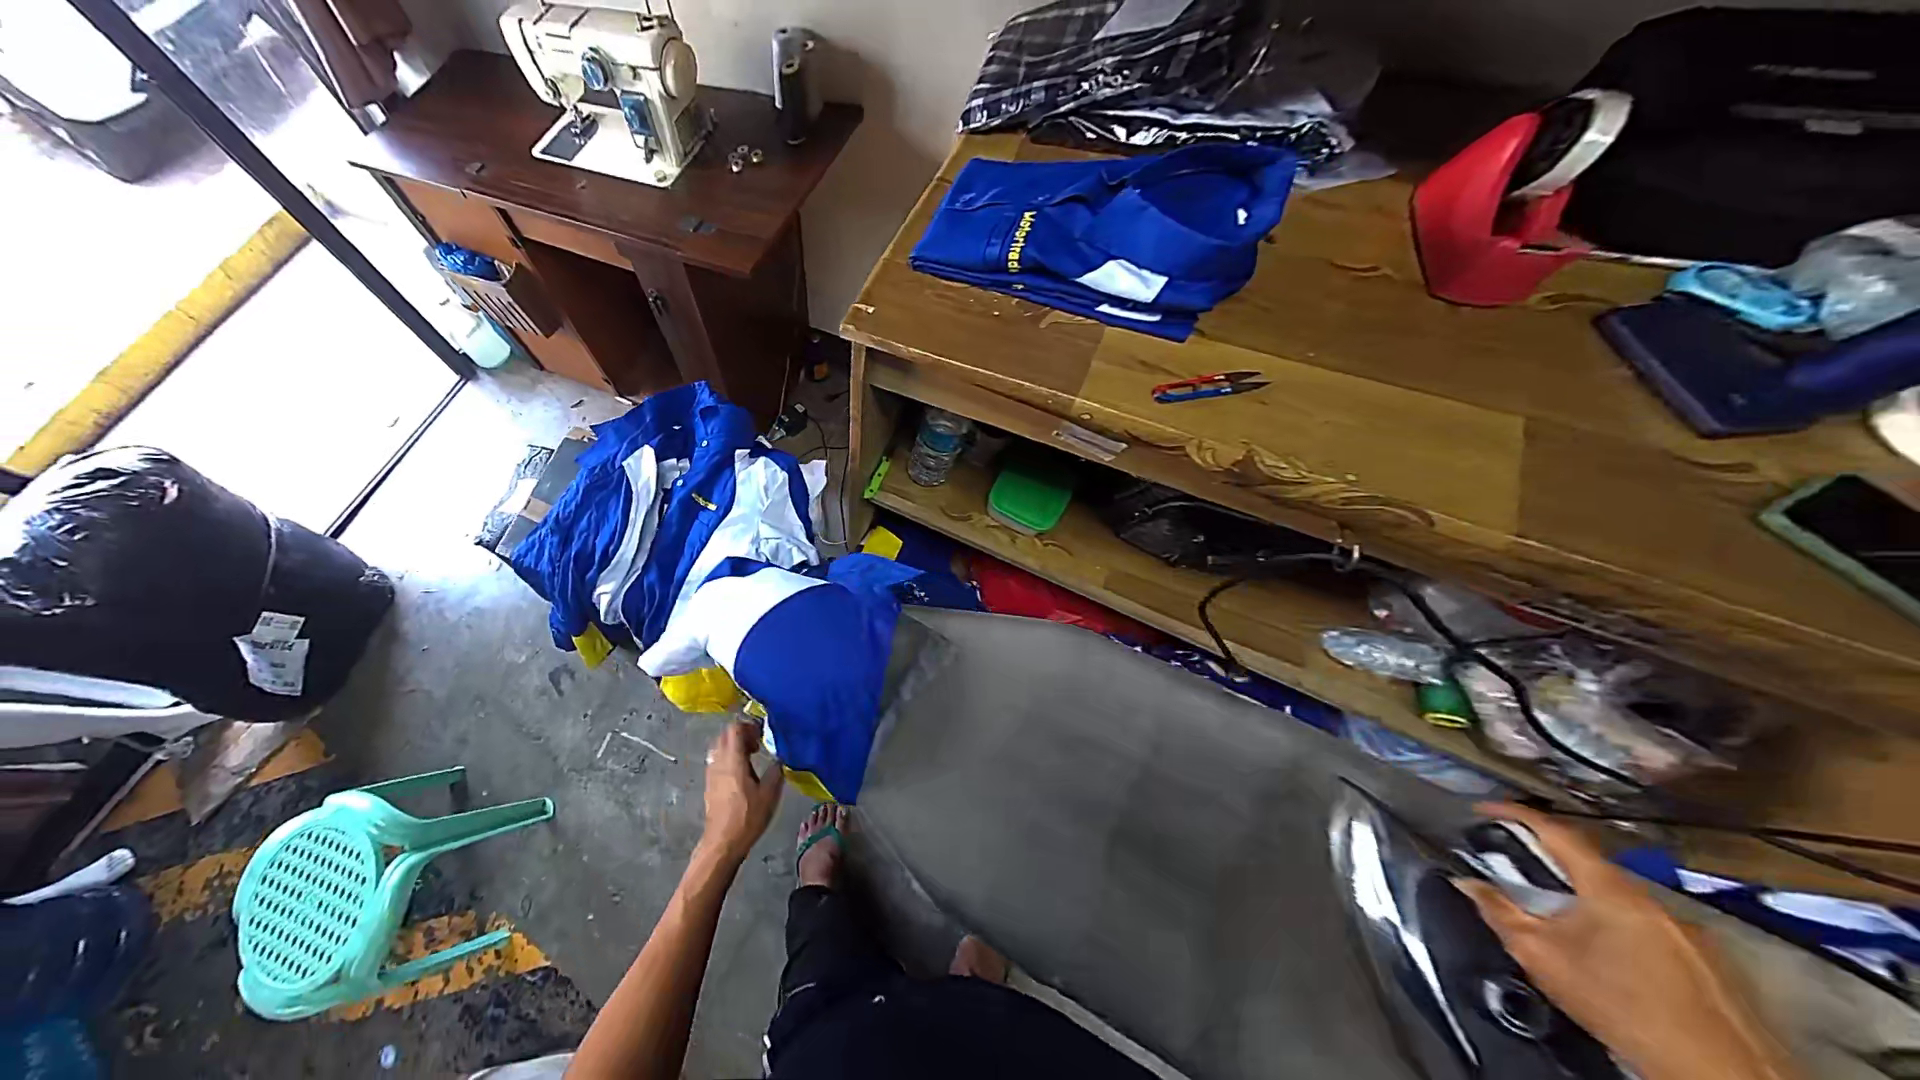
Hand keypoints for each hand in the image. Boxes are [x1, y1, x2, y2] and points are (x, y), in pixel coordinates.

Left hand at [697, 722, 784, 862]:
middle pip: (724, 735)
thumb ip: (776, 770)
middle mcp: (718, 762)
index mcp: (733, 760)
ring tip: (751, 756)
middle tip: (758, 742)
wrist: (723, 842)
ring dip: (734, 746)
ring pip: (719, 748)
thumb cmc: (748, 816)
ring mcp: (711, 774)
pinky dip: (729, 758)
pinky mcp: (710, 785)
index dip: (749, 726)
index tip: (763, 733)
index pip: (734, 729)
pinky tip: (742, 772)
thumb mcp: (770, 792)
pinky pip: (717, 760)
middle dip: (741, 733)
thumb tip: (780, 758)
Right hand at [1455, 803, 1799, 1079]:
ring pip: (1615, 896)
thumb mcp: (1540, 955)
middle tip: (1511, 866)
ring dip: (1579, 895)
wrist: (1713, 1070)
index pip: (1556, 832)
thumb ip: (1498, 912)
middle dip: (1544, 860)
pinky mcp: (1703, 960)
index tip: (1483, 809)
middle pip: (1585, 864)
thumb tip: (1467, 883)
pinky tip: (1601, 953)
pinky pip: (1641, 923)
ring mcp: (1683, 929)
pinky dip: (1610, 923)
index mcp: (1609, 887)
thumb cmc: (1618, 1003)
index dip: (1514, 813)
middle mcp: (1649, 898)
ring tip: (1551, 915)